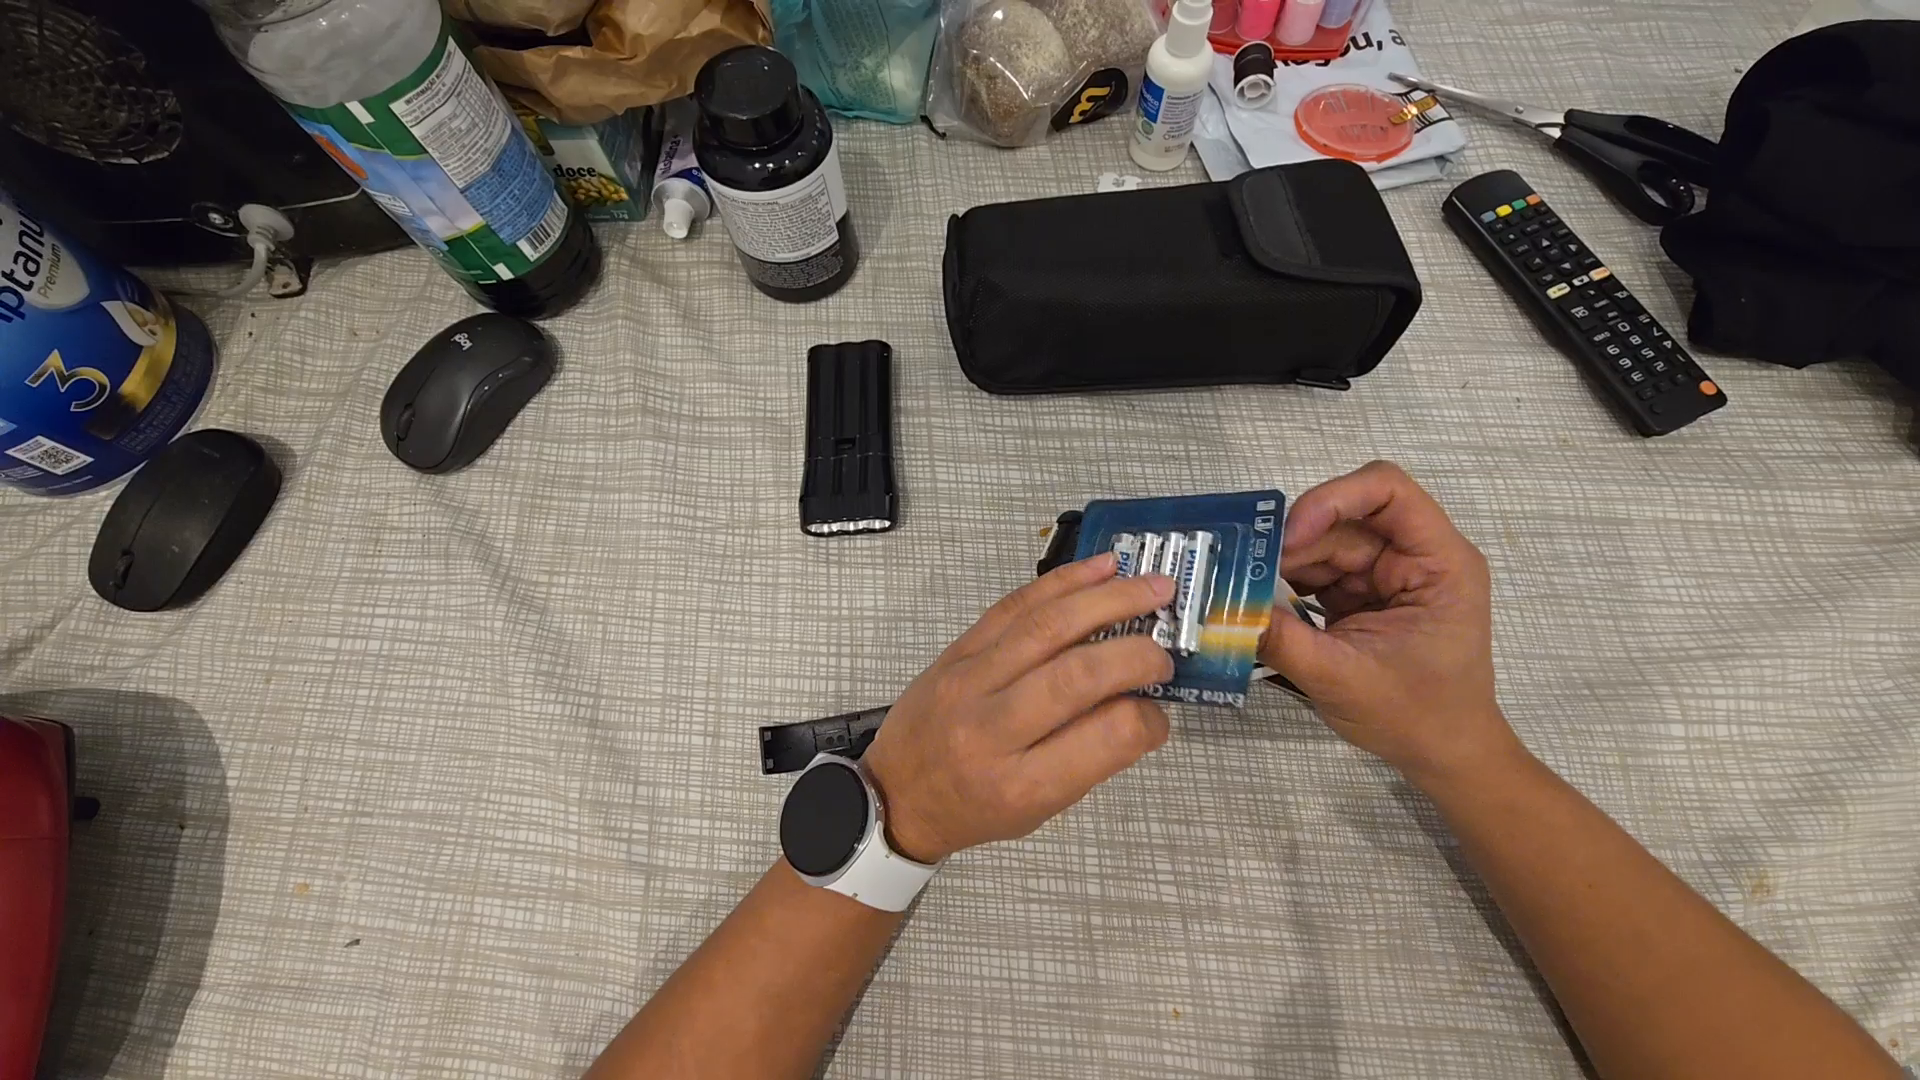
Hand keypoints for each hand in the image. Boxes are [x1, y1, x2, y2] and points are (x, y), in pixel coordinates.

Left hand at [861, 556, 1176, 863]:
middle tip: (1170, 641)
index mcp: (1021, 784)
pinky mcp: (957, 648)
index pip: (1104, 738)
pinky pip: (1014, 606)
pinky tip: (1100, 569)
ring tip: (1153, 585)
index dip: (1148, 718)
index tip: (1160, 708)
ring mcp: (968, 680)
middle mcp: (991, 728)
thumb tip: (1142, 700)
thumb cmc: (975, 808)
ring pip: (1046, 626)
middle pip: (1076, 675)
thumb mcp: (1038, 808)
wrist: (896, 791)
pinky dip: (1062, 582)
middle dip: (1136, 651)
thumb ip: (1090, 755)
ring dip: (1107, 599)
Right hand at [1260, 461, 1522, 786]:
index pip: (1387, 491)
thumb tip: (1221, 609)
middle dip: (1292, 543)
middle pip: (1342, 518)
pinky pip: (1314, 572)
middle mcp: (1412, 556)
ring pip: (1321, 544)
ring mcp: (1384, 574)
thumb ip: (1280, 640)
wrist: (1442, 755)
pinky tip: (1261, 606)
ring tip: (1247, 596)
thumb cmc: (1415, 717)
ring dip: (1281, 568)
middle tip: (1245, 577)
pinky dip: (1284, 586)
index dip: (1332, 500)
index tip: (1288, 538)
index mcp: (1436, 562)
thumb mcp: (1341, 679)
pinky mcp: (1360, 593)